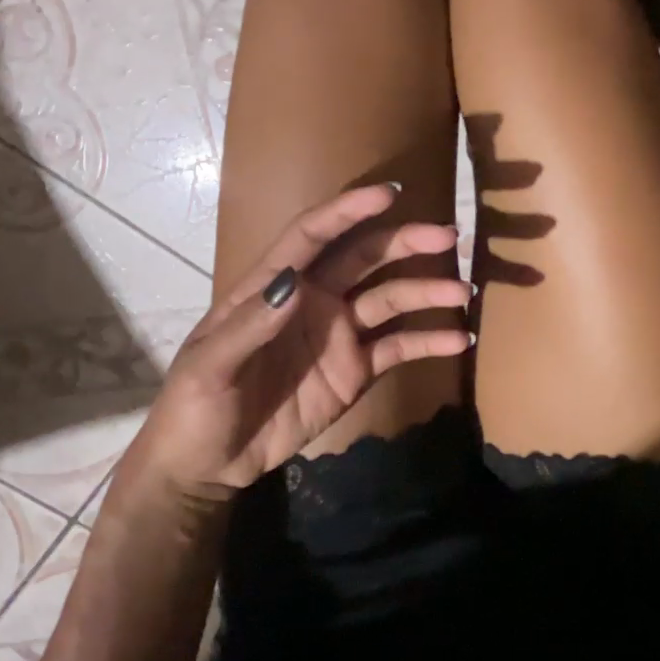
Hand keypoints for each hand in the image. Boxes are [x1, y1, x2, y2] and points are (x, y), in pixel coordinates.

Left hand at [131, 184, 471, 502]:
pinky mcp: (357, 371)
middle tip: (447, 236)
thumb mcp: (210, 367)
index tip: (387, 195)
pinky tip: (459, 338)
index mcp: (274, 288)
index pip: (313, 237)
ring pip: (392, 300)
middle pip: (366, 259)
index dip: (347, 212)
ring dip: (428, 293)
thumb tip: (295, 283)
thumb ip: (250, 326)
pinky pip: (400, 347)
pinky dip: (431, 341)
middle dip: (406, 243)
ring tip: (464, 292)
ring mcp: (340, 335)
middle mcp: (315, 301)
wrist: (210, 465)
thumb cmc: (195, 406)